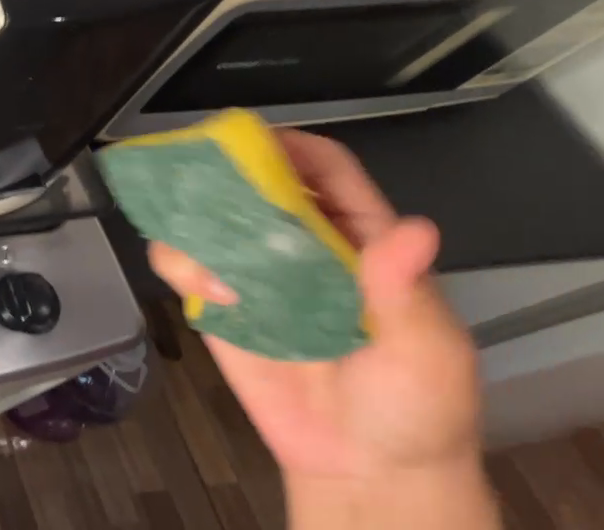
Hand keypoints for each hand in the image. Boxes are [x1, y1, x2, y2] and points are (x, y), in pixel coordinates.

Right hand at [148, 129, 496, 527]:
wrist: (362, 467)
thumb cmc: (416, 408)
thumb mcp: (429, 352)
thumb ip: (407, 291)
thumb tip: (413, 230)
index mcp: (356, 241)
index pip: (324, 171)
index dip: (289, 146)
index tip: (252, 140)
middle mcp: (296, 244)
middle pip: (249, 181)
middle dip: (218, 171)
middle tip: (195, 177)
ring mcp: (250, 270)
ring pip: (200, 215)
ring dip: (189, 221)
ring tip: (208, 256)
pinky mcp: (212, 300)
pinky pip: (177, 262)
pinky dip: (179, 267)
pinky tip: (212, 297)